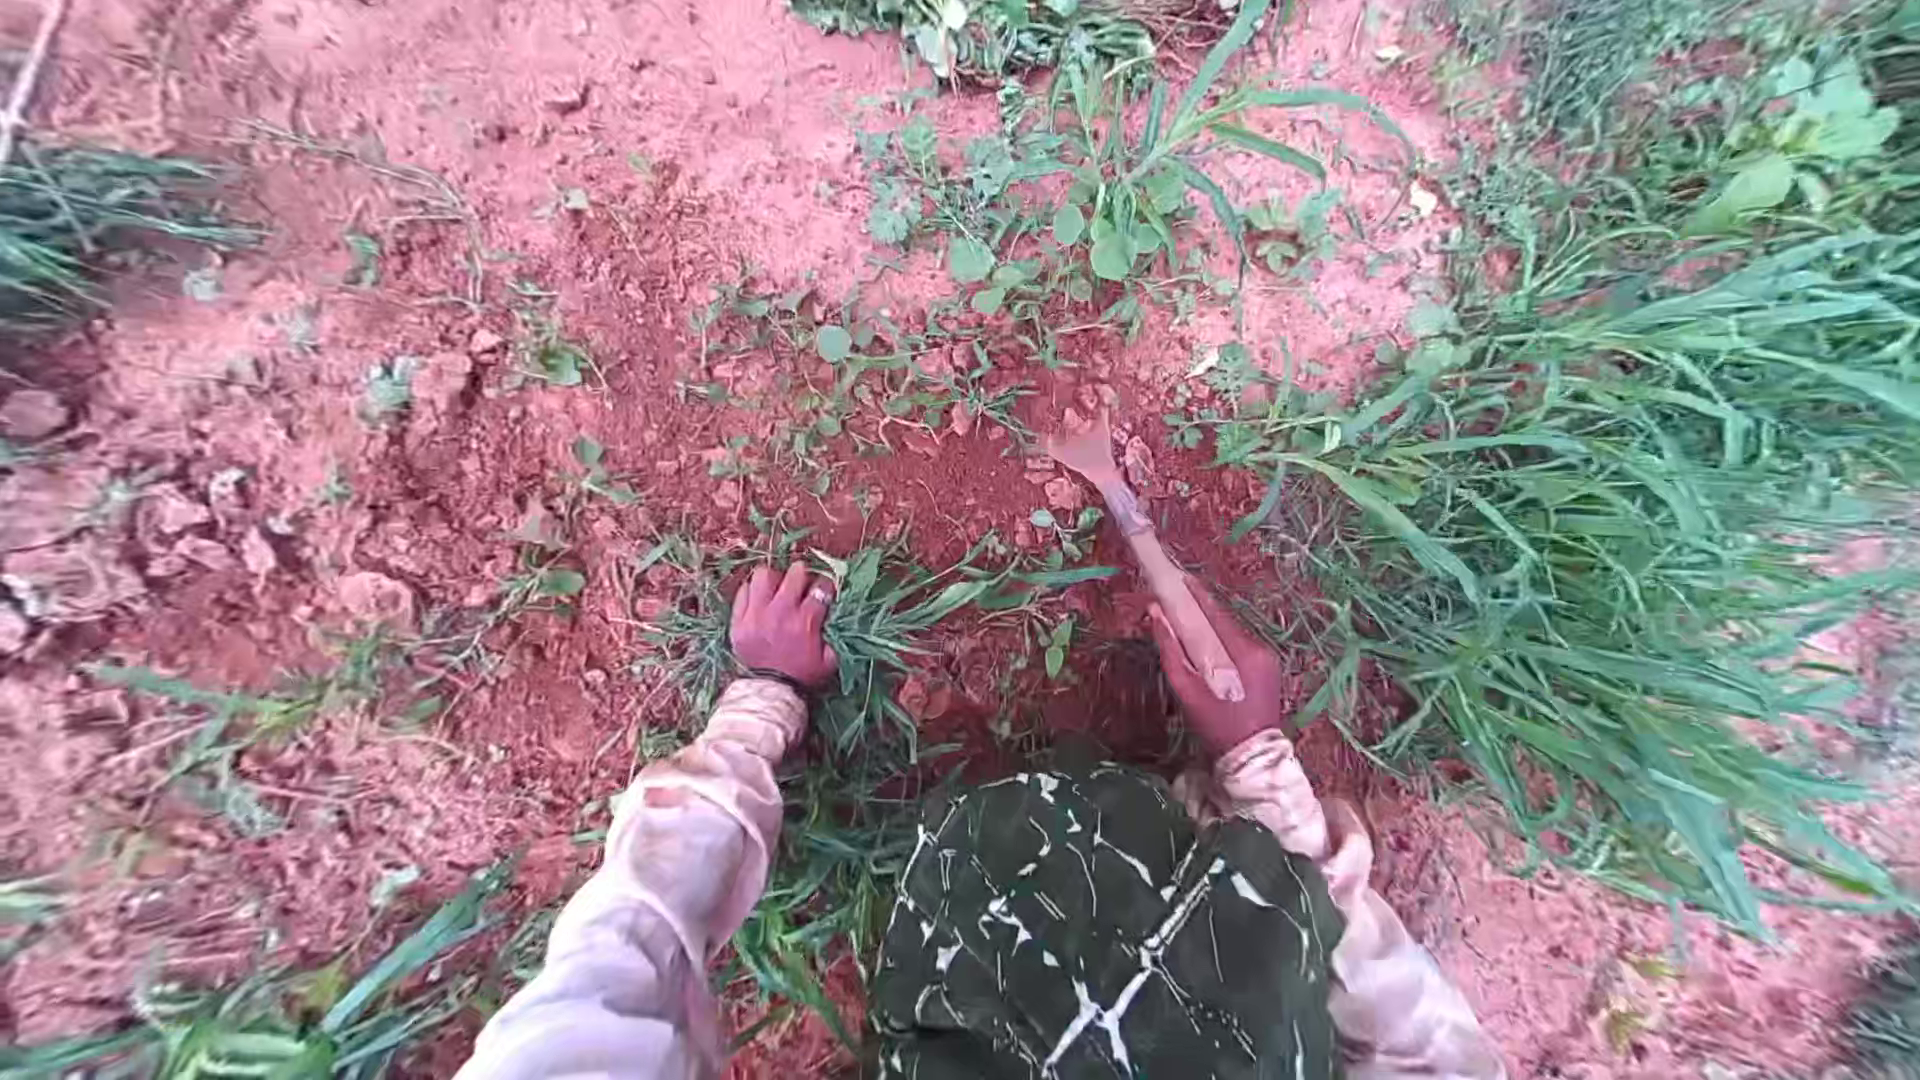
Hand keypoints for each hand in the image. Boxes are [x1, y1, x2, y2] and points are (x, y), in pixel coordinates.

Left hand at [731, 562, 837, 689]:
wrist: (769, 691)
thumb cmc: (801, 675)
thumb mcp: (829, 660)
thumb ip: (836, 637)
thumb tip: (838, 617)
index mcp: (806, 621)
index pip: (821, 588)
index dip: (825, 587)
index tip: (824, 592)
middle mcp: (782, 612)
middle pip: (795, 574)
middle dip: (802, 576)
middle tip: (801, 584)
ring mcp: (757, 614)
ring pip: (764, 576)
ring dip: (774, 579)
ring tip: (777, 588)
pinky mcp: (739, 620)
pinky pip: (744, 592)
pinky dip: (752, 591)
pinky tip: (760, 600)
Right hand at [1147, 580, 1284, 756]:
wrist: (1251, 756)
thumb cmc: (1213, 724)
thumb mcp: (1184, 687)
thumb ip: (1170, 648)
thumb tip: (1155, 613)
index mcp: (1241, 651)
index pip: (1213, 611)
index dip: (1194, 593)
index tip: (1177, 577)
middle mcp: (1258, 647)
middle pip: (1222, 619)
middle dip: (1198, 608)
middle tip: (1175, 596)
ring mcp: (1266, 657)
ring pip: (1229, 631)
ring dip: (1208, 624)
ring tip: (1185, 621)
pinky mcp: (1267, 666)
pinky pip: (1237, 644)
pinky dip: (1219, 640)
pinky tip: (1204, 645)